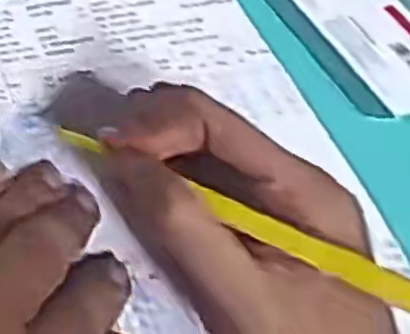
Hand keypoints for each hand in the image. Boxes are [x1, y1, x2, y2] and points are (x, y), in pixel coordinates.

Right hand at [97, 84, 396, 333]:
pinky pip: (179, 169)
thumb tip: (119, 154)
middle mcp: (281, 175)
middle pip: (191, 119)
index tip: (108, 148)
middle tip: (107, 159)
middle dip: (141, 132)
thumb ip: (181, 221)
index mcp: (301, 187)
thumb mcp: (241, 293)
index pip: (207, 117)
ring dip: (140, 151)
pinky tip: (137, 195)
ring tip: (119, 178)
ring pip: (179, 140)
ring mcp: (258, 192)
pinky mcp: (235, 210)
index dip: (150, 124)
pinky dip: (147, 171)